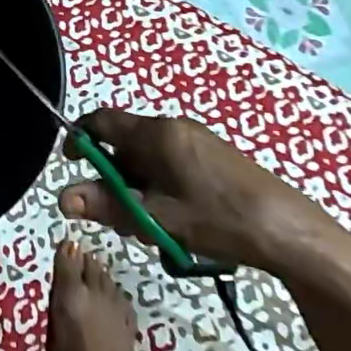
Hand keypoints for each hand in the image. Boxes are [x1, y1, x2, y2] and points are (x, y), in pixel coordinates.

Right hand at [58, 109, 350, 271]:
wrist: (288, 231)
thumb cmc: (219, 219)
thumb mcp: (158, 218)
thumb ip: (108, 205)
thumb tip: (62, 197)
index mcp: (157, 133)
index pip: (101, 120)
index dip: (80, 140)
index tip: (71, 168)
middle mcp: (173, 126)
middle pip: (124, 142)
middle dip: (112, 177)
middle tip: (119, 217)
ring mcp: (195, 139)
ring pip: (146, 157)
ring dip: (137, 188)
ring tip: (154, 227)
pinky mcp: (211, 155)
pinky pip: (169, 163)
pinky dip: (159, 187)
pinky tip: (176, 222)